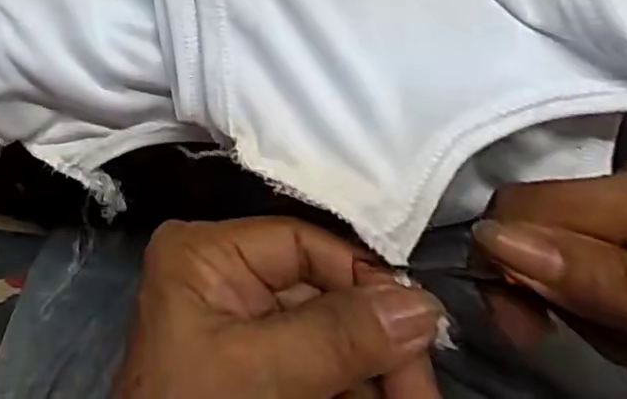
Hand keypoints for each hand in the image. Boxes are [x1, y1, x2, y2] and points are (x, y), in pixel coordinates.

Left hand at [114, 217, 444, 398]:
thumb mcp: (261, 372)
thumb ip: (338, 336)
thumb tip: (421, 305)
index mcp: (205, 252)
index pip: (300, 242)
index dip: (363, 277)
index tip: (420, 321)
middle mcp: (223, 278)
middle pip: (321, 291)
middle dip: (376, 339)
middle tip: (421, 389)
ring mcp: (240, 326)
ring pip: (329, 334)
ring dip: (374, 372)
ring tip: (414, 398)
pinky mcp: (257, 371)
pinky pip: (318, 368)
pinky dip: (354, 390)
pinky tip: (383, 397)